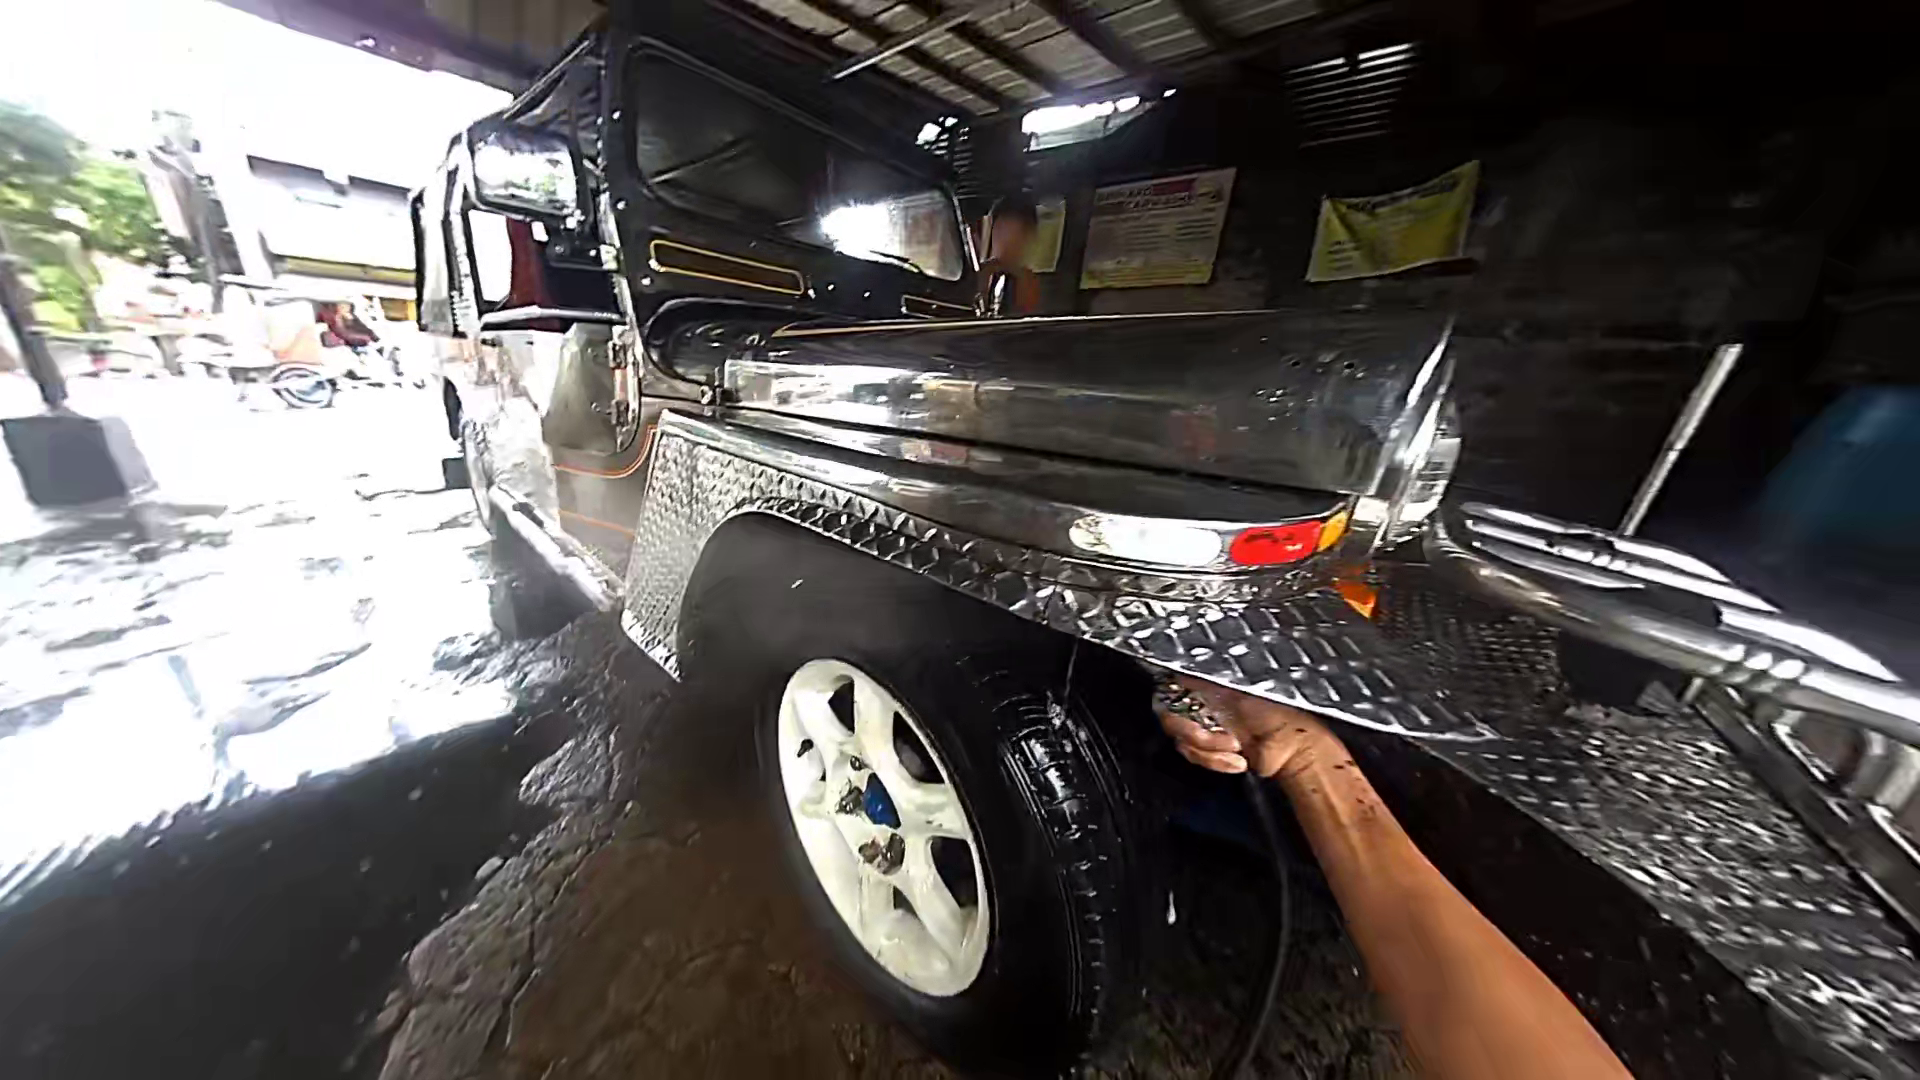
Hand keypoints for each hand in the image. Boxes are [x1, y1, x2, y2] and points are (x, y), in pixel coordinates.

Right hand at [1154, 676, 1347, 781]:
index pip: (1170, 686)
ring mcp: (1203, 729)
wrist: (1292, 751)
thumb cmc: (1272, 714)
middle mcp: (1200, 704)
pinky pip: (1196, 756)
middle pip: (1171, 717)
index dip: (1171, 698)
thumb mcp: (1237, 689)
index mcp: (1206, 685)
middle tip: (1213, 737)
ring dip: (1209, 749)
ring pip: (1183, 741)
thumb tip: (1179, 669)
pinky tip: (1238, 760)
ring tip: (1235, 748)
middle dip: (1193, 732)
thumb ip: (1204, 679)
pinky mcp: (1209, 753)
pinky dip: (1216, 761)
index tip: (1184, 708)